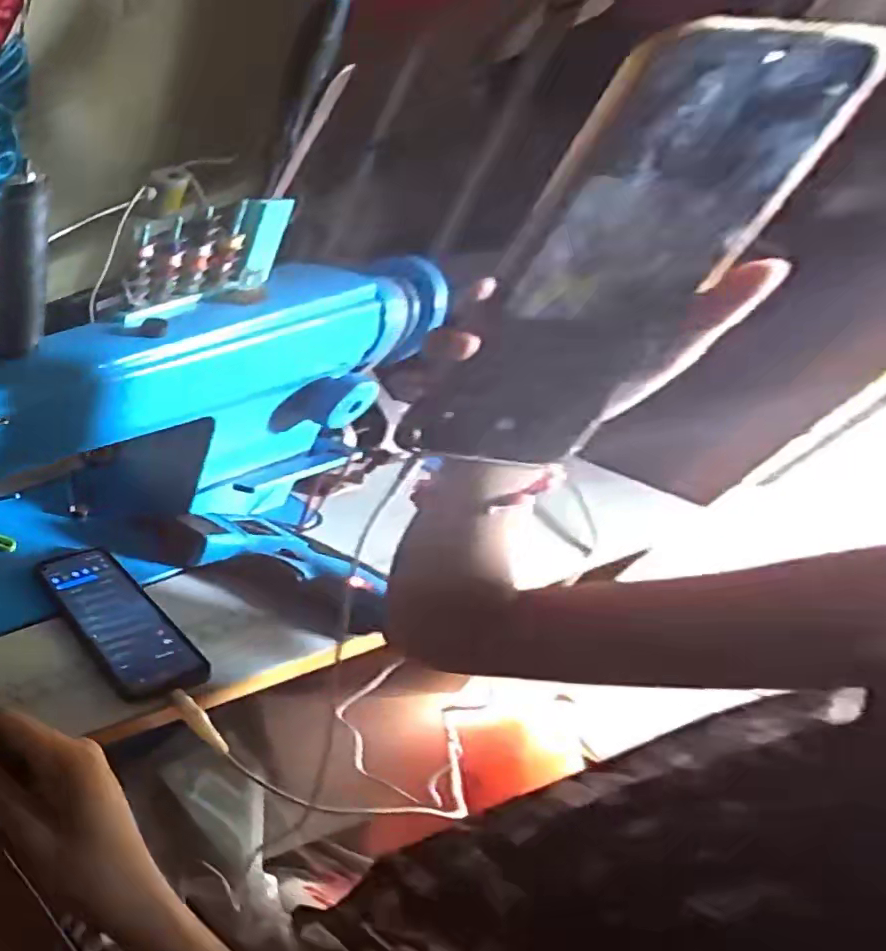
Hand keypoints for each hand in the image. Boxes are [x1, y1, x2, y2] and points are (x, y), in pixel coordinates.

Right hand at [0, 709, 180, 942]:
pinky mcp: (74, 786)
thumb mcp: (27, 828)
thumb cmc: (83, 874)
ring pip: (15, 760)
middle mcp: (71, 749)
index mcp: (65, 753)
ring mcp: (74, 767)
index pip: (5, 722)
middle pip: (8, 739)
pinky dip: (2, 791)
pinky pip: (30, 777)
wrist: (139, 911)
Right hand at [386, 259, 791, 417]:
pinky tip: (431, 385)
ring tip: (461, 352)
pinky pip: (415, 379)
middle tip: (480, 307)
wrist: (527, 450)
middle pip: (469, 313)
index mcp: (536, 320)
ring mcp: (457, 367)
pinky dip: (419, 380)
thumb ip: (701, 317)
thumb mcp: (651, 359)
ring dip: (445, 344)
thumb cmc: (587, 401)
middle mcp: (490, 336)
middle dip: (470, 307)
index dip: (508, 282)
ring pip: (439, 343)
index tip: (503, 281)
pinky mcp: (434, 394)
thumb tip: (771, 264)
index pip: (518, 289)